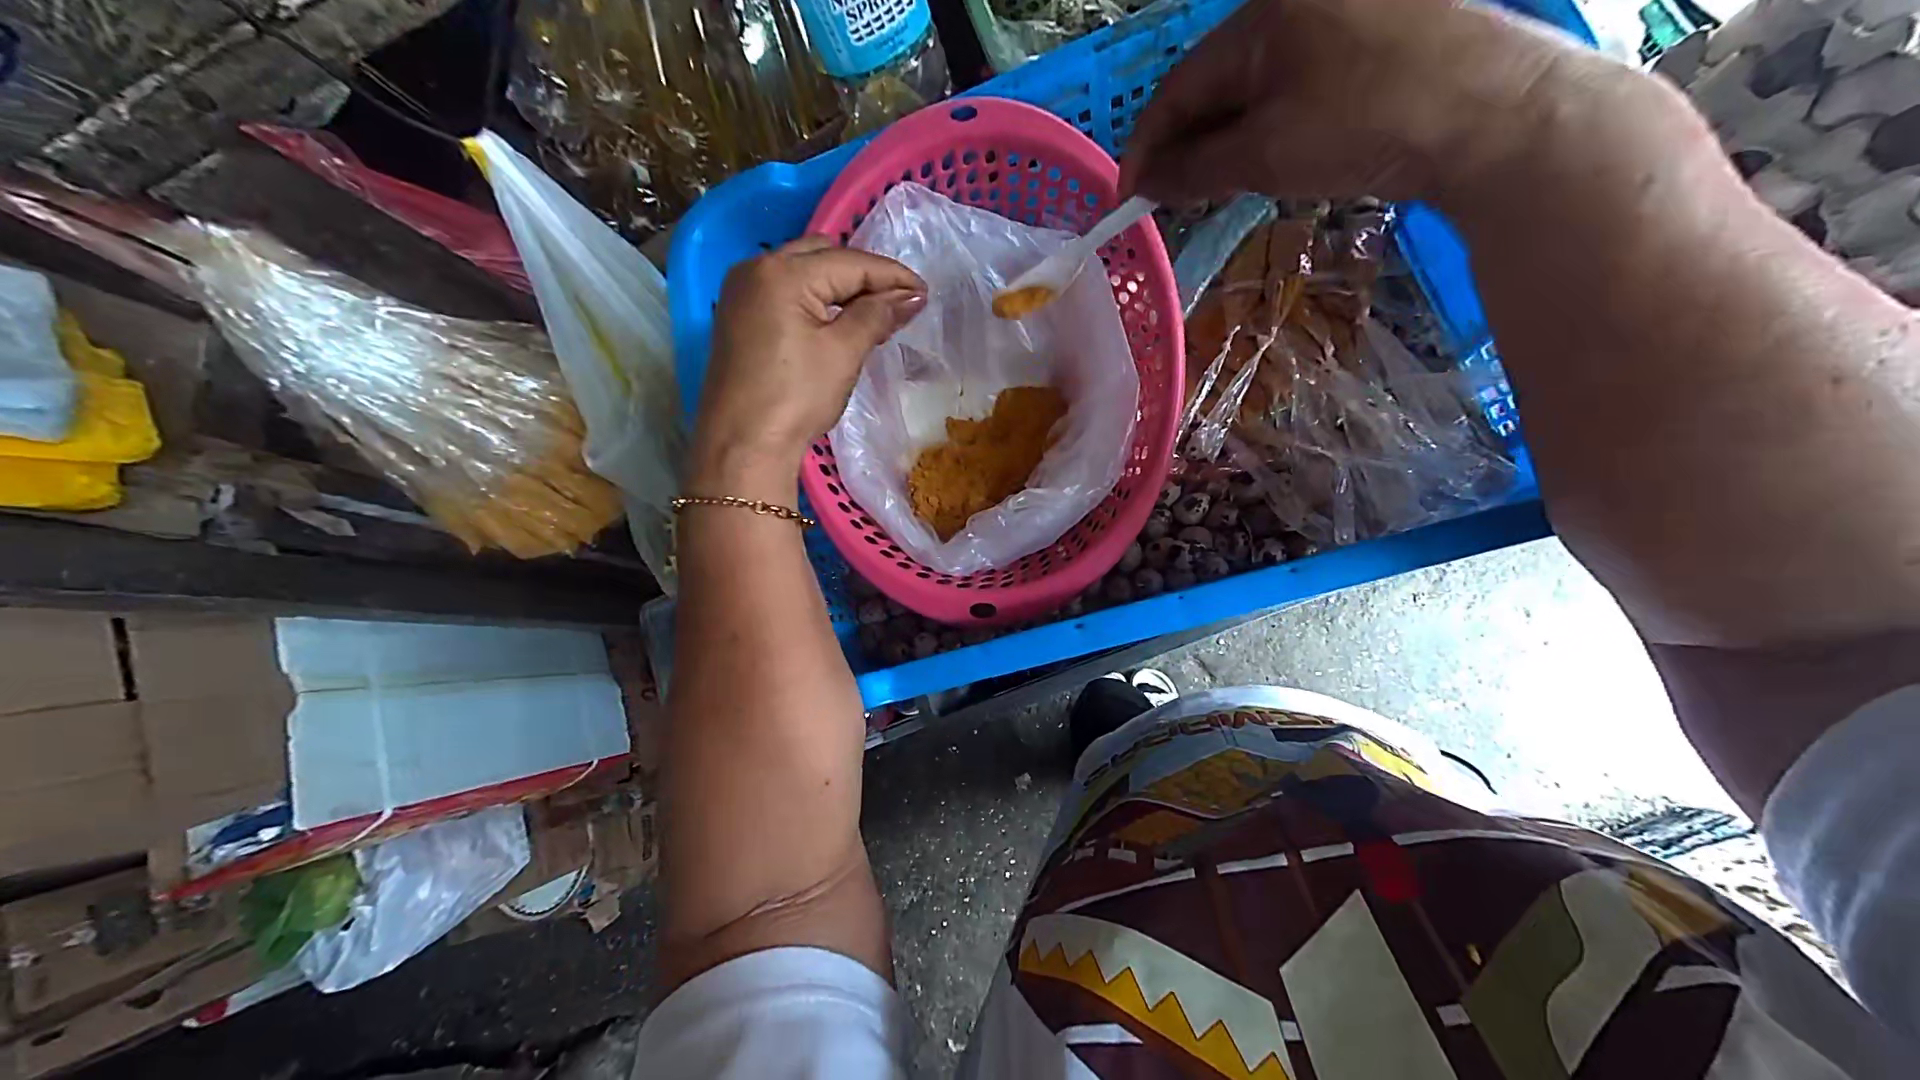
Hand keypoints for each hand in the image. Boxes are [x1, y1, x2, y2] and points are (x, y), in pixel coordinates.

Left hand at [691, 238, 924, 496]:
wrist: (742, 446)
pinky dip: (815, 300)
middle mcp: (755, 269)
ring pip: (803, 272)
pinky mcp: (738, 317)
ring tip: (874, 315)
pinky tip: (837, 322)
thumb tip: (911, 296)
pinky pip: (785, 292)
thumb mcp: (843, 353)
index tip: (924, 293)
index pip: (849, 262)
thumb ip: (877, 315)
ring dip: (840, 287)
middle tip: (898, 304)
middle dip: (864, 275)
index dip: (892, 276)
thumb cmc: (796, 398)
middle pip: (823, 256)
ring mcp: (741, 293)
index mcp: (782, 273)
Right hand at [1119, 0, 1600, 205]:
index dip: (1146, 147)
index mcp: (1262, 15)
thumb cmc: (1366, 123)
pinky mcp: (1367, 40)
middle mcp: (1294, 4)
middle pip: (1212, 85)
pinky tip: (1260, 161)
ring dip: (1222, 142)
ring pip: (1250, 89)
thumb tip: (1148, 184)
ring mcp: (1336, 18)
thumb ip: (1196, 169)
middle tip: (1169, 201)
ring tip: (1211, 190)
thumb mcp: (1266, 154)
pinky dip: (1263, 130)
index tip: (1127, 197)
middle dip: (1184, 146)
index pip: (1178, 88)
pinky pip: (1289, 87)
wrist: (1491, 115)